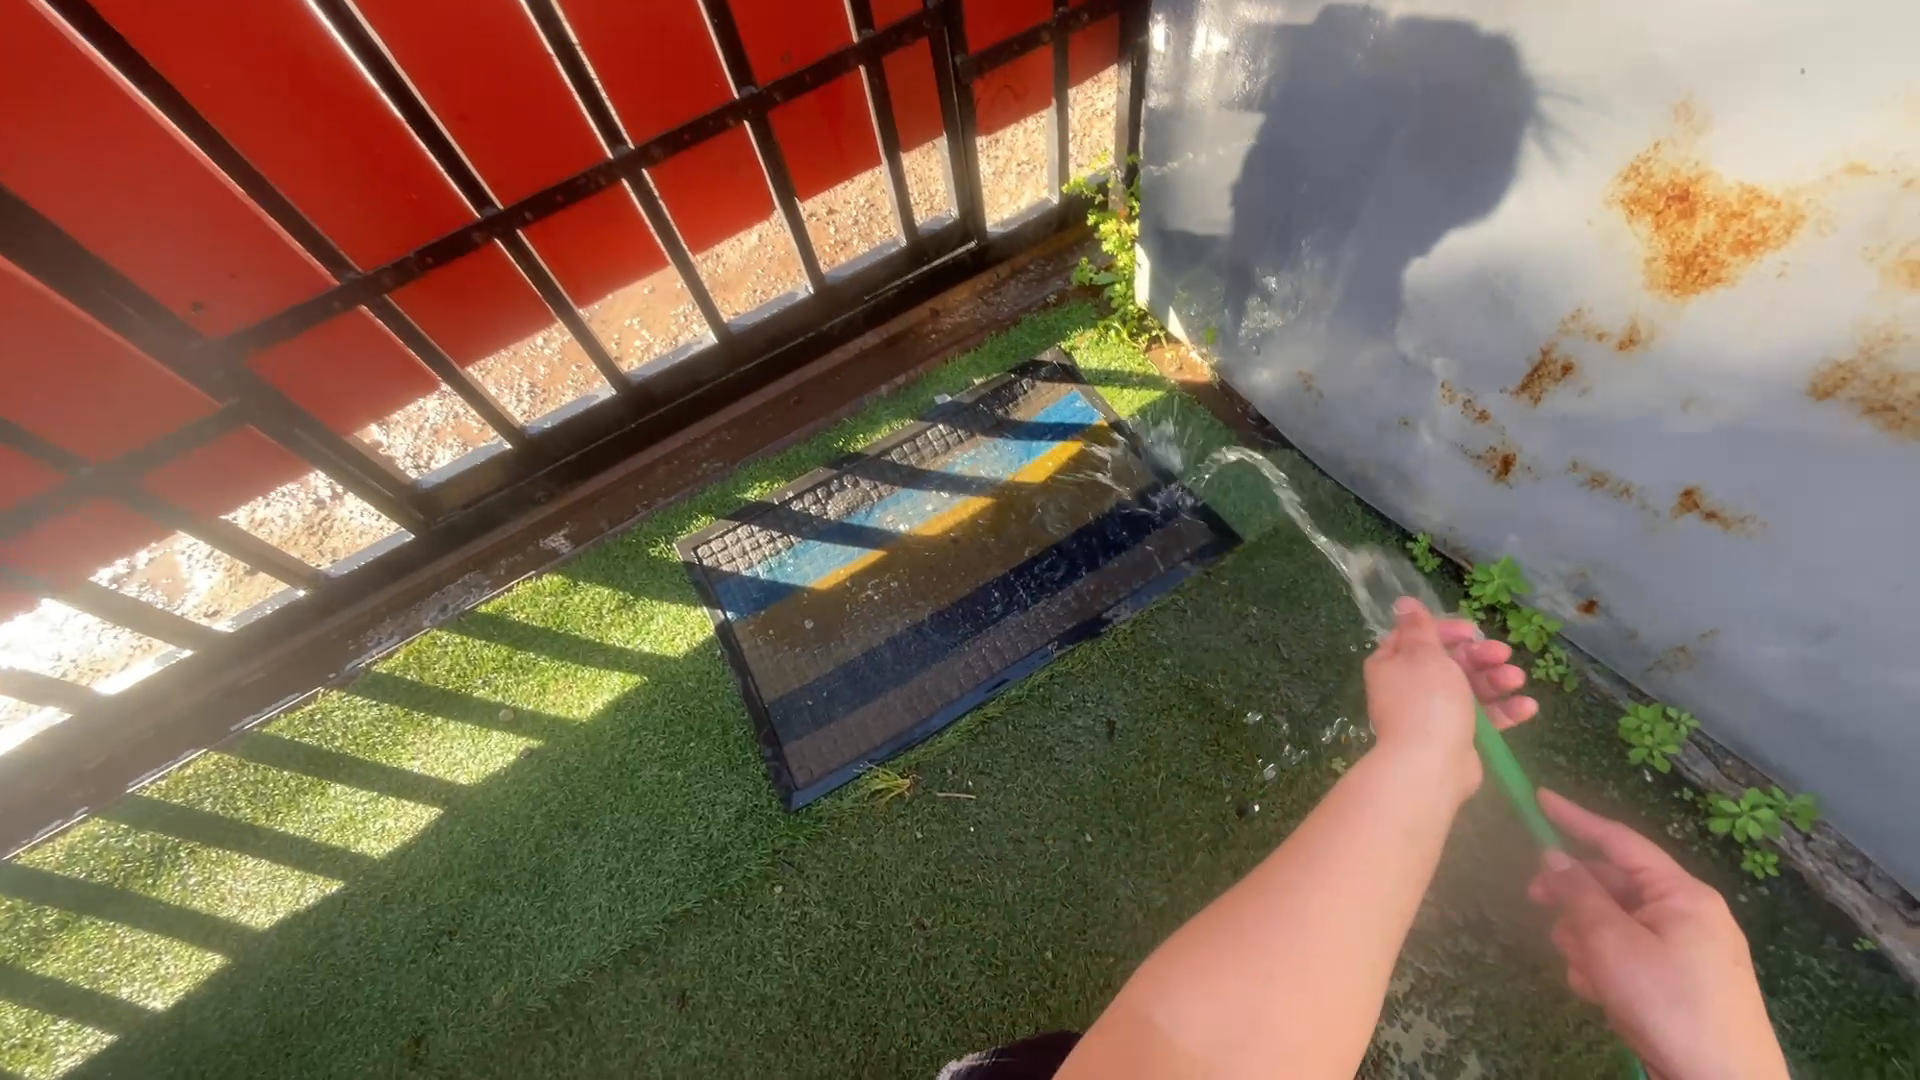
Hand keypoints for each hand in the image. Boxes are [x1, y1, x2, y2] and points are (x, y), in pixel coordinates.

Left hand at [1362, 598, 1536, 800]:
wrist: (1429, 763)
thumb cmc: (1425, 701)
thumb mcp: (1422, 655)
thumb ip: (1418, 629)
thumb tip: (1403, 602)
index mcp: (1392, 663)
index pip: (1417, 638)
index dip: (1445, 631)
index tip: (1470, 631)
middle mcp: (1408, 685)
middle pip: (1448, 662)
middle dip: (1478, 655)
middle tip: (1503, 654)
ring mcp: (1432, 711)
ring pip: (1469, 688)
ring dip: (1495, 680)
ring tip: (1516, 679)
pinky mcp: (1456, 734)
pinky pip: (1482, 717)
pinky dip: (1504, 710)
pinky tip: (1527, 707)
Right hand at [1528, 790, 1789, 1079]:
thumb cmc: (1666, 1002)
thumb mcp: (1608, 940)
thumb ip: (1576, 891)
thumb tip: (1552, 855)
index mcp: (1682, 896)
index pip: (1620, 841)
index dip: (1576, 818)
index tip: (1539, 797)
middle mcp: (1688, 915)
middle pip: (1610, 885)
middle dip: (1573, 899)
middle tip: (1535, 903)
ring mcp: (1687, 950)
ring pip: (1611, 921)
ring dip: (1585, 941)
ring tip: (1585, 972)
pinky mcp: (1680, 980)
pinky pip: (1626, 953)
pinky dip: (1604, 965)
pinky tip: (1599, 991)